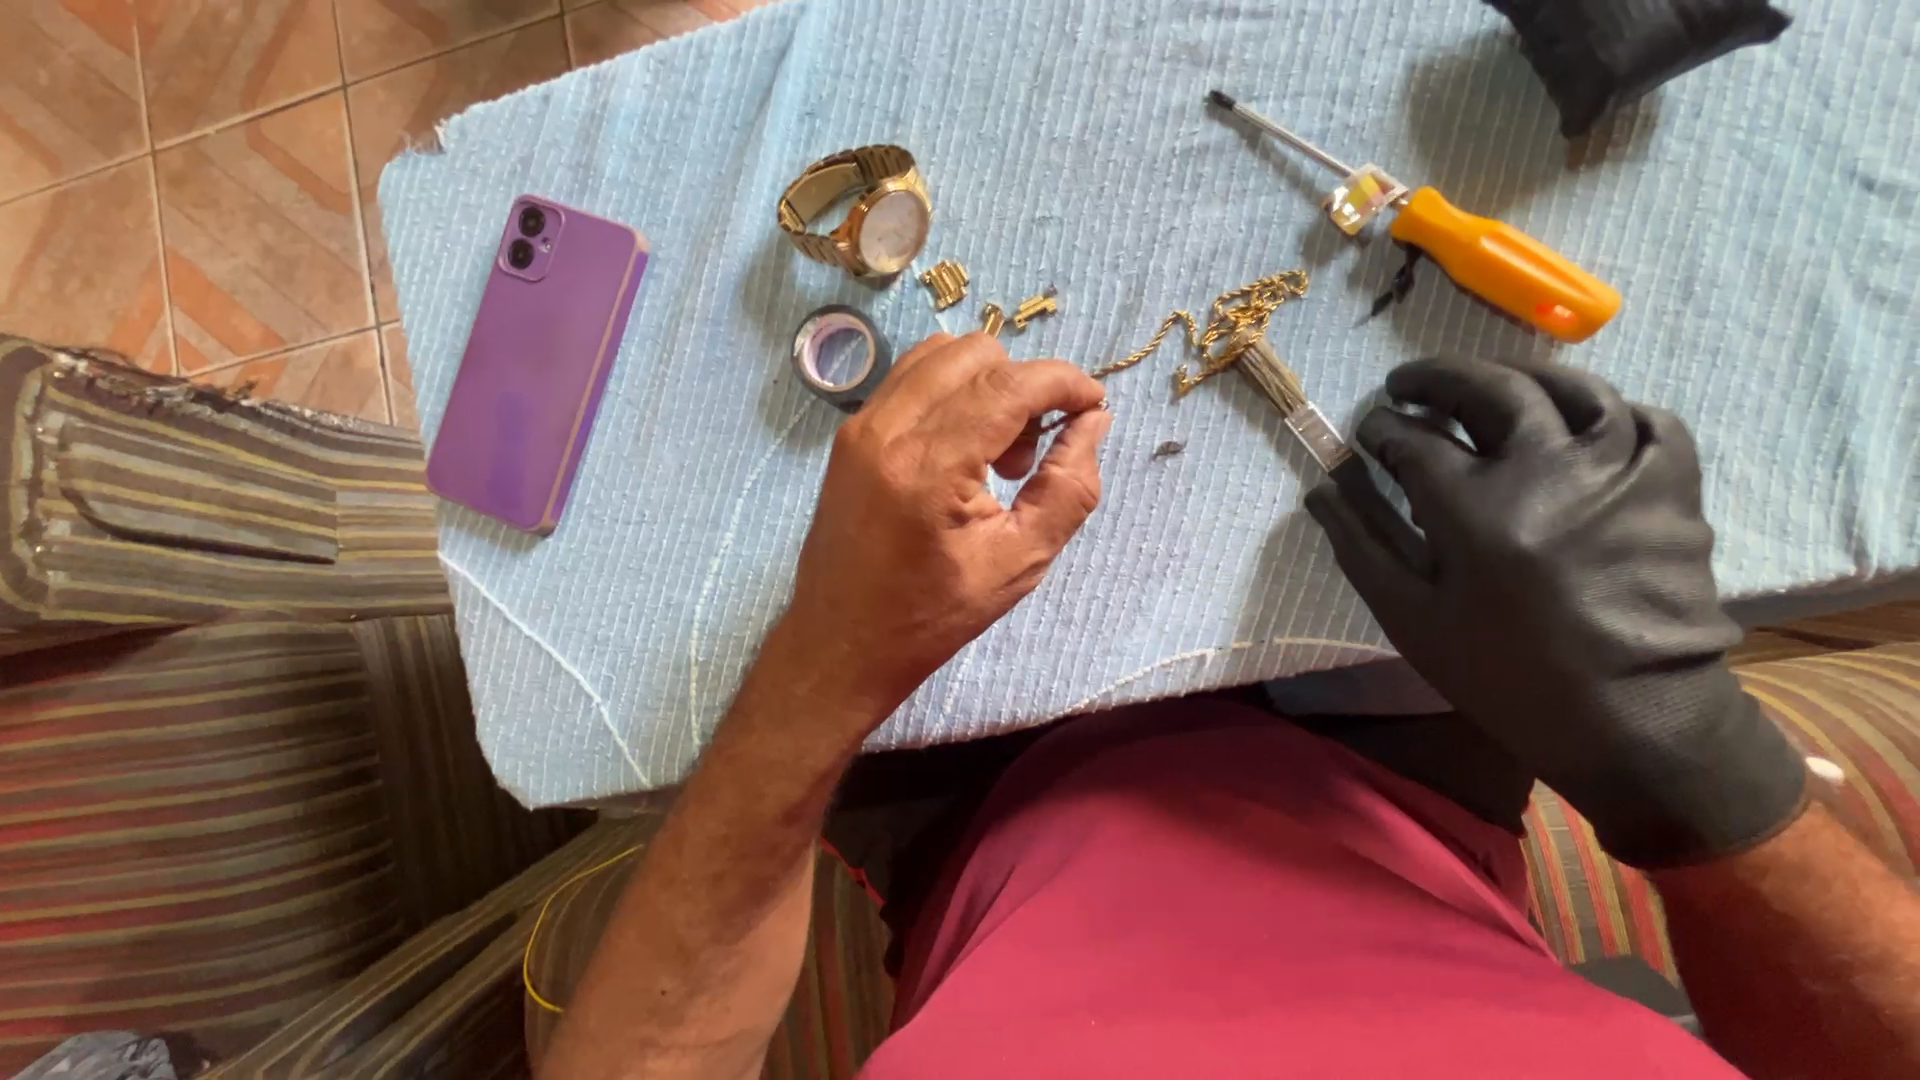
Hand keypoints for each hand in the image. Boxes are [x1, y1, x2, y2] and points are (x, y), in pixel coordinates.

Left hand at [774, 333, 1111, 733]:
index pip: (1010, 383)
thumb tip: (1094, 421)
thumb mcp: (1020, 562)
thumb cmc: (933, 615)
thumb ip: (1069, 488)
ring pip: (942, 354)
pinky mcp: (850, 432)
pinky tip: (961, 448)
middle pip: (978, 353)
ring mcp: (861, 425)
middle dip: (1024, 386)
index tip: (1093, 407)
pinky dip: (953, 391)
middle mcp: (887, 428)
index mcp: (929, 466)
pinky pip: (912, 377)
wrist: (842, 642)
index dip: (1064, 383)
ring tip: (995, 453)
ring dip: (988, 384)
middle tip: (1030, 454)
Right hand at [1306, 358, 1805, 867]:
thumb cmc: (1502, 671)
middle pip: (1488, 388)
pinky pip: (1645, 418)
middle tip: (1406, 383)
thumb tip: (1321, 486)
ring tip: (1485, 385)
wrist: (1631, 716)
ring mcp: (1619, 470)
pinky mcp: (1673, 485)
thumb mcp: (1409, 615)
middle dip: (1436, 377)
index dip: (1381, 428)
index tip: (1367, 431)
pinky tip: (1574, 418)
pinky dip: (1605, 405)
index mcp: (1473, 509)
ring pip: (1569, 387)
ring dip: (1514, 377)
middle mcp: (1547, 471)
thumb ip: (1360, 542)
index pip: (1412, 438)